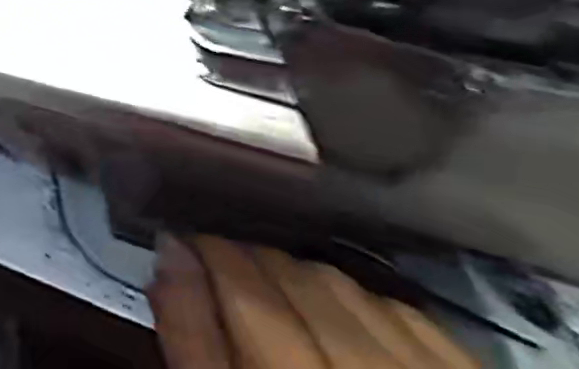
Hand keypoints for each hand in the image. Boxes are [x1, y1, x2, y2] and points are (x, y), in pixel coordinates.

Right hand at [150, 235, 479, 368]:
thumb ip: (187, 331)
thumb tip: (172, 250)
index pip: (241, 285)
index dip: (204, 250)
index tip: (186, 248)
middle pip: (291, 277)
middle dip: (250, 263)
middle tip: (227, 275)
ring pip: (342, 285)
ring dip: (301, 280)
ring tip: (282, 302)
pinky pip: (406, 314)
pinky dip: (362, 306)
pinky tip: (345, 329)